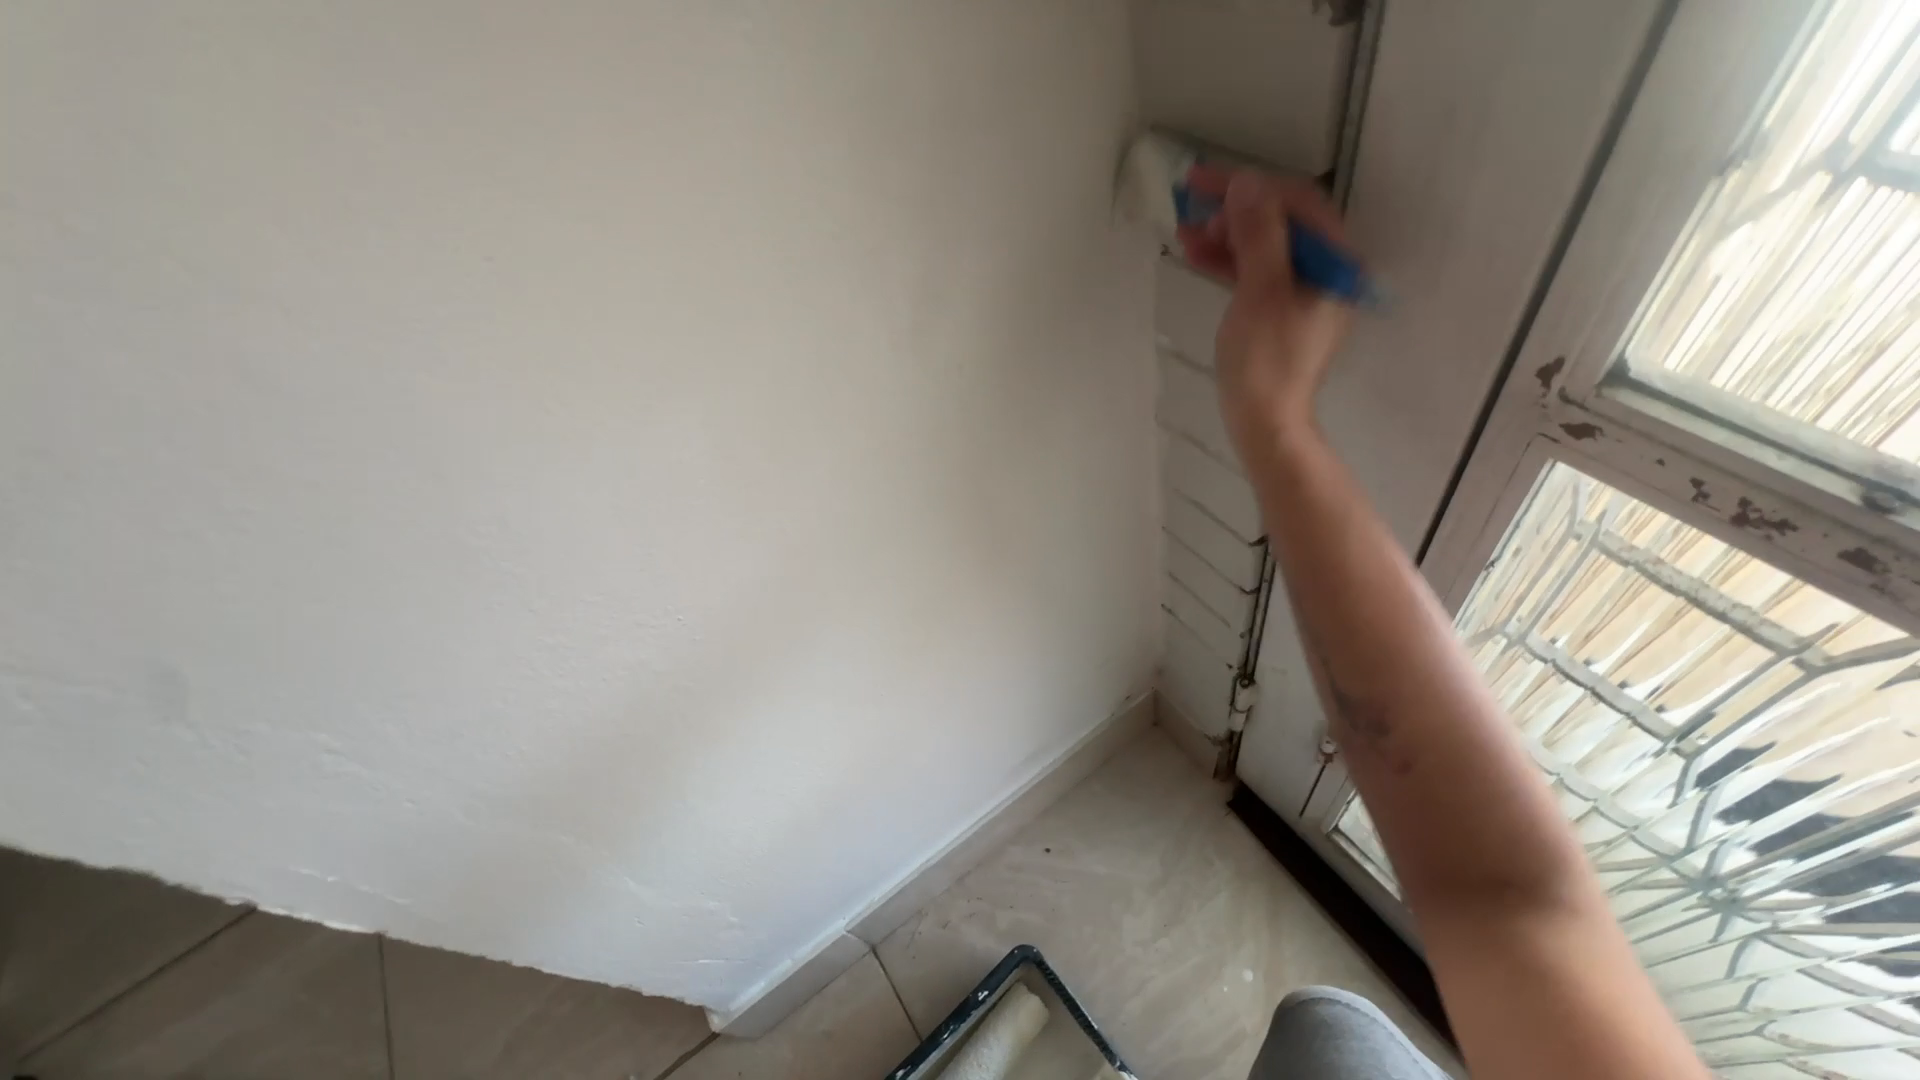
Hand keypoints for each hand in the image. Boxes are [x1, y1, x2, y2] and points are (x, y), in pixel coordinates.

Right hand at [1179, 167, 1355, 462]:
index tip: (1206, 181)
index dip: (1252, 186)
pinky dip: (1226, 260)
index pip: (1297, 204)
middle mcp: (1326, 271)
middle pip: (1279, 221)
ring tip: (1184, 229)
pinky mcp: (1277, 310)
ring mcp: (1301, 292)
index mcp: (1336, 263)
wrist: (1264, 423)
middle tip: (1190, 198)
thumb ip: (1258, 234)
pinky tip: (1196, 253)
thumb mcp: (1261, 292)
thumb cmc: (1266, 362)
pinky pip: (1254, 272)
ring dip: (1224, 233)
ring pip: (1262, 245)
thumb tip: (1246, 184)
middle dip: (1234, 208)